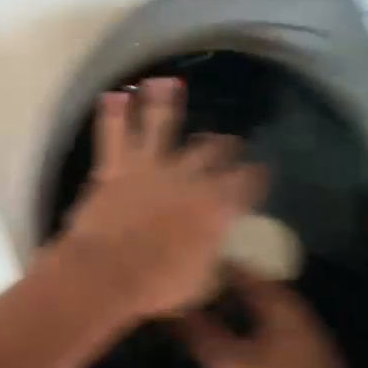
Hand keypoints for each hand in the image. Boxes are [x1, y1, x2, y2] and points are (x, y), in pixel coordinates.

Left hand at [51, 79, 268, 323]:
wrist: (107, 271)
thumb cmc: (158, 285)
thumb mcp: (202, 281)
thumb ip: (212, 260)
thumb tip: (218, 257)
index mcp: (216, 206)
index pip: (246, 183)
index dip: (256, 176)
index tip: (261, 171)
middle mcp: (186, 178)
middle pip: (209, 151)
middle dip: (222, 143)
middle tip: (227, 139)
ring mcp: (147, 167)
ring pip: (158, 125)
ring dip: (163, 102)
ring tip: (166, 82)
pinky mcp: (112, 168)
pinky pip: (111, 134)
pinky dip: (111, 114)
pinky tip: (111, 96)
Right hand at [182, 274, 356, 367]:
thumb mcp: (224, 361)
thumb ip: (197, 329)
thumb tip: (171, 305)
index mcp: (288, 313)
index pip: (252, 276)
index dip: (222, 267)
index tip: (192, 264)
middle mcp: (305, 326)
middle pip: (263, 297)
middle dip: (229, 292)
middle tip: (194, 289)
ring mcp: (311, 353)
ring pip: (269, 322)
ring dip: (240, 316)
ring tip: (206, 317)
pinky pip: (275, 343)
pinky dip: (251, 337)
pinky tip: (231, 348)